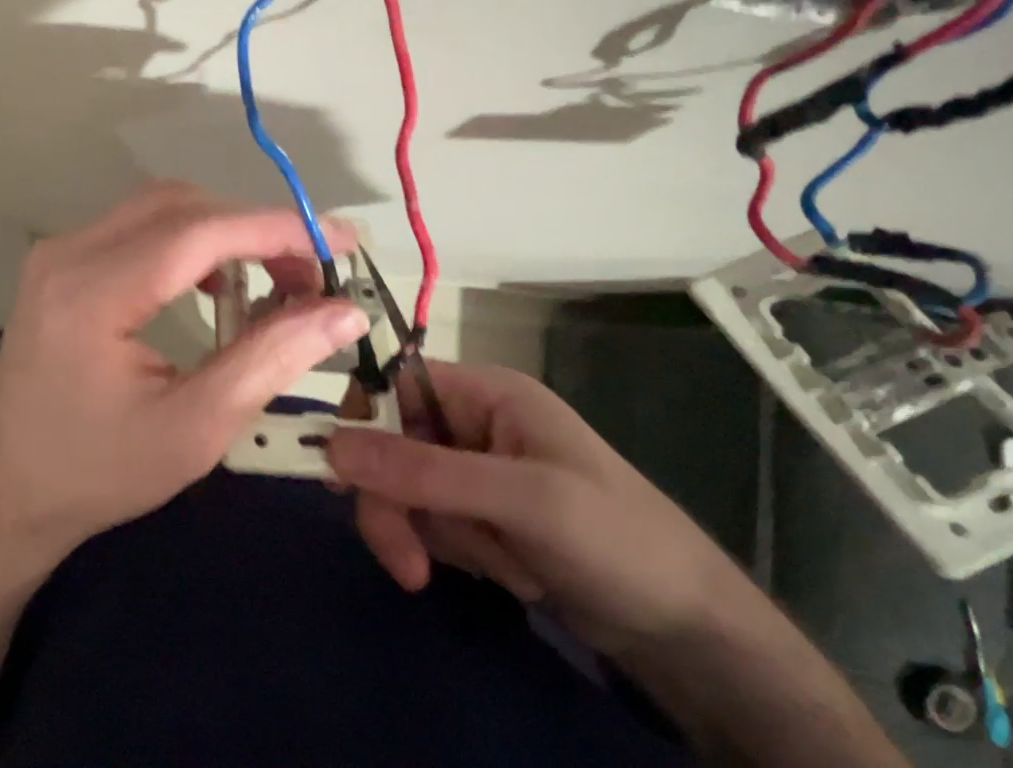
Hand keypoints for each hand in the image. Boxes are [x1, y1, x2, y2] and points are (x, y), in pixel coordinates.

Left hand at [0, 182, 370, 562]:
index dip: (278, 228)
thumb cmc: (100, 473)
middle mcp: (67, 255)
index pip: (199, 231)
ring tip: (275, 281)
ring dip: (222, 232)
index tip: (344, 244)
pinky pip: (133, 231)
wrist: (11, 493)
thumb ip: (270, 358)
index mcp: (92, 293)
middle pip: (178, 206)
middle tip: (311, 277)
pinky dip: (186, 244)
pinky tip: (216, 286)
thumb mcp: (195, 427)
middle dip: (254, 228)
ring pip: (157, 210)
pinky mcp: (58, 269)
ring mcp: (56, 257)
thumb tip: (345, 310)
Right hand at [327, 362, 754, 654]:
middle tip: (408, 561)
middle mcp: (470, 423)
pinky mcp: (474, 515)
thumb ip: (423, 472)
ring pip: (399, 489)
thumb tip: (329, 445)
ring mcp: (471, 472)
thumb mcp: (520, 500)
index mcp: (486, 394)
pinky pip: (424, 521)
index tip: (339, 472)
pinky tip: (499, 571)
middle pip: (386, 445)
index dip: (360, 420)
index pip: (392, 383)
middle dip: (394, 505)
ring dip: (429, 535)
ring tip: (496, 567)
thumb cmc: (615, 542)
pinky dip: (446, 551)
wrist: (683, 630)